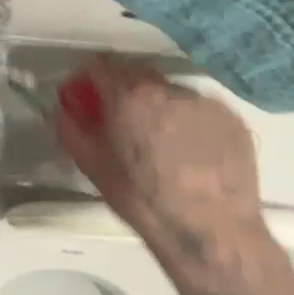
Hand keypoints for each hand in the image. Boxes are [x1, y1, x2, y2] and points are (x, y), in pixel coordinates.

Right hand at [53, 57, 265, 265]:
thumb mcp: (92, 166)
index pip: (100, 64)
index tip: (82, 99)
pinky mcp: (233, 119)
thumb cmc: (141, 199)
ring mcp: (206, 102)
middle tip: (116, 122)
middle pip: (137, 74)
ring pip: (169, 92)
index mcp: (130, 96)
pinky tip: (186, 153)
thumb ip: (70, 129)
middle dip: (121, 91)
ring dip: (155, 106)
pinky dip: (186, 121)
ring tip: (155, 143)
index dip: (86, 79)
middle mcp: (170, 89)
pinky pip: (199, 110)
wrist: (209, 229)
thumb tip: (60, 110)